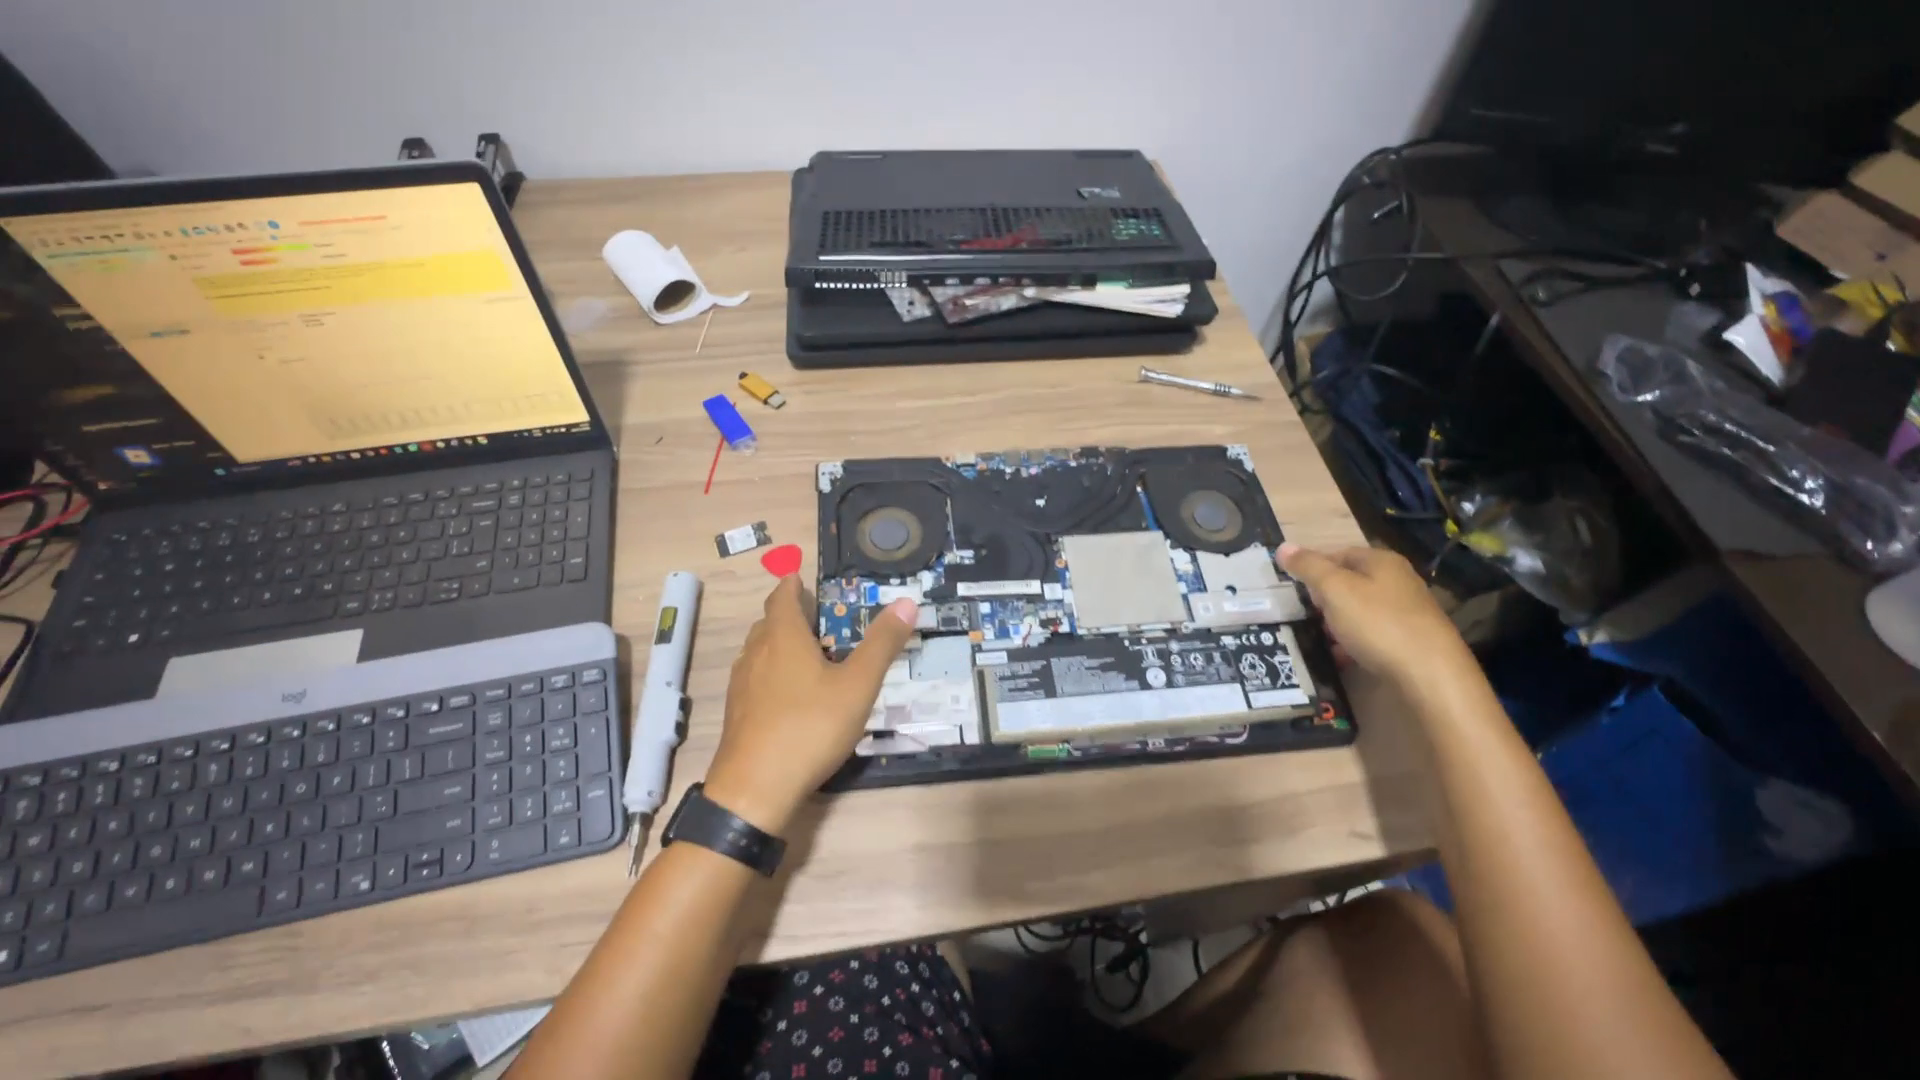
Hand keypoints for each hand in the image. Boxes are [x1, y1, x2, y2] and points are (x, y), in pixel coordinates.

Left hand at [704, 576, 917, 833]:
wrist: (755, 788)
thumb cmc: (810, 727)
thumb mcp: (858, 685)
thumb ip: (882, 644)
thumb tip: (906, 602)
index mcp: (783, 638)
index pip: (782, 597)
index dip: (792, 585)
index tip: (800, 578)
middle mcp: (757, 654)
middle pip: (769, 623)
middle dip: (789, 615)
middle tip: (817, 618)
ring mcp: (743, 685)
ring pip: (760, 651)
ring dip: (780, 645)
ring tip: (808, 653)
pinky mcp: (738, 713)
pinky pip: (756, 679)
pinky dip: (773, 673)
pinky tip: (791, 695)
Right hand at [1278, 542, 1473, 690]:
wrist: (1429, 673)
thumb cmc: (1378, 623)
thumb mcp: (1335, 590)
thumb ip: (1308, 567)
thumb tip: (1283, 546)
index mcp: (1381, 561)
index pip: (1338, 553)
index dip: (1313, 567)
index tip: (1294, 589)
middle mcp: (1398, 580)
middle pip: (1350, 582)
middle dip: (1324, 598)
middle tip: (1307, 615)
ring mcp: (1407, 610)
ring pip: (1360, 609)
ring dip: (1338, 622)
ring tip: (1322, 638)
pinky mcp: (1410, 638)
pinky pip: (1373, 634)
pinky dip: (1355, 642)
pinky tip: (1344, 657)